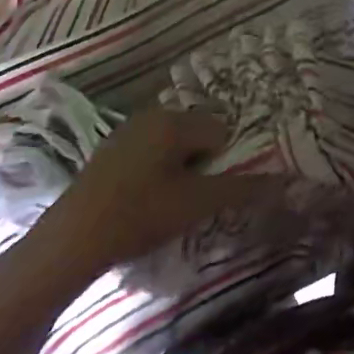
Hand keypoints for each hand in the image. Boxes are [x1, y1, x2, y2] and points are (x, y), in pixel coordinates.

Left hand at [35, 108, 280, 278]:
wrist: (71, 239)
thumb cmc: (139, 215)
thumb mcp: (196, 204)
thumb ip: (240, 189)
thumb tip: (283, 180)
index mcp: (174, 120)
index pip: (222, 130)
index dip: (225, 162)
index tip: (213, 192)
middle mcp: (152, 114)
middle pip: (197, 133)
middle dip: (203, 164)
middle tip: (193, 201)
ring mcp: (127, 130)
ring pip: (173, 144)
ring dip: (181, 170)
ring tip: (170, 206)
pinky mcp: (110, 150)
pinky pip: (150, 152)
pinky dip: (158, 172)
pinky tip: (145, 203)